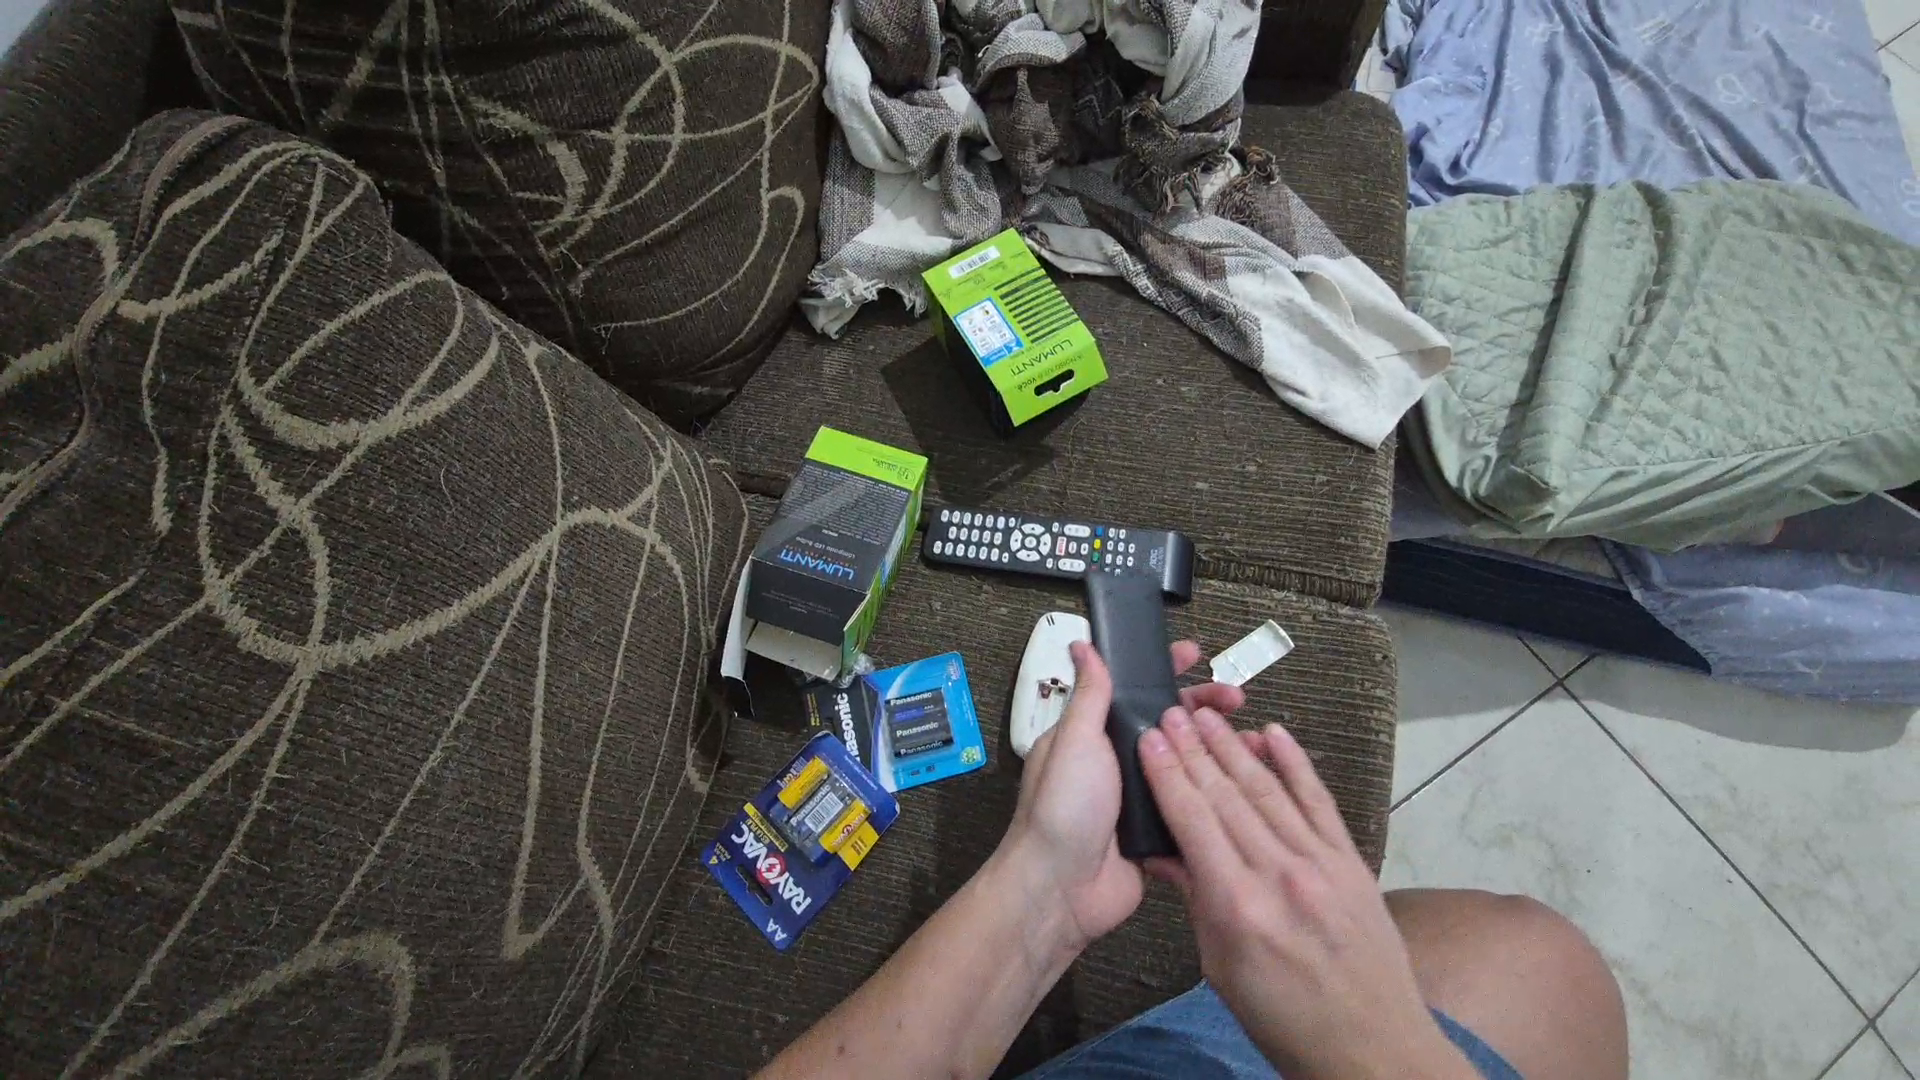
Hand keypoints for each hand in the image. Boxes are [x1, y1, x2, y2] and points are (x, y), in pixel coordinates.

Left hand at [996, 640, 1246, 953]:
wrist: (1063, 887)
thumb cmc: (1062, 805)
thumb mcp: (1075, 739)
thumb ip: (1089, 694)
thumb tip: (1082, 645)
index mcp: (1094, 732)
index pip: (1133, 689)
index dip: (1164, 670)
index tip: (1196, 654)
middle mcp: (1118, 758)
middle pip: (1169, 723)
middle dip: (1204, 706)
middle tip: (1238, 699)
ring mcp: (1140, 795)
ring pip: (1187, 762)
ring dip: (1217, 747)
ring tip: (1253, 738)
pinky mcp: (1159, 830)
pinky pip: (1192, 802)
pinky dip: (1218, 789)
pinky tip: (1249, 780)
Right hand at [1138, 711, 1477, 1079]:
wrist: (1376, 1053)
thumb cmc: (1283, 1019)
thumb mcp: (1219, 966)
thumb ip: (1194, 898)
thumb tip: (1159, 850)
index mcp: (1238, 905)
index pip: (1193, 820)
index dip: (1167, 774)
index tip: (1149, 738)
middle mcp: (1279, 874)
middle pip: (1226, 796)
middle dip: (1193, 749)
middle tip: (1169, 711)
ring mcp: (1321, 864)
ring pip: (1267, 790)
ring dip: (1232, 746)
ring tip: (1206, 714)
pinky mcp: (1352, 862)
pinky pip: (1319, 802)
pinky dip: (1296, 763)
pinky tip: (1274, 731)